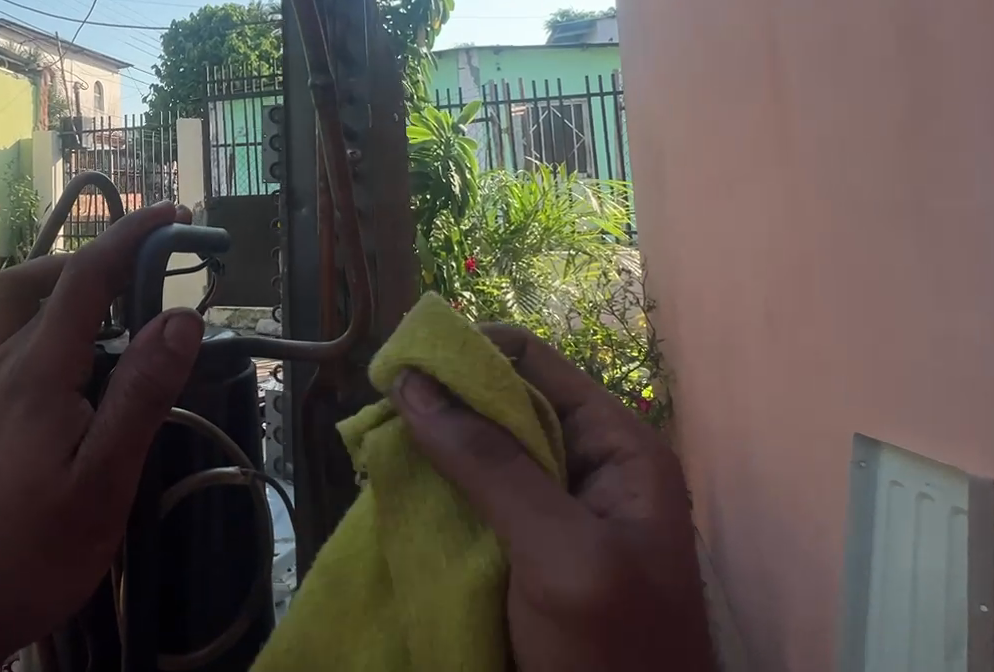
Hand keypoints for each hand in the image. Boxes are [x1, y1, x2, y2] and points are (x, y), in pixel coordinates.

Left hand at [0, 203, 204, 671]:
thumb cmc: (30, 554)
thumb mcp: (103, 483)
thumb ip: (141, 395)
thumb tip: (181, 319)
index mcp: (35, 371)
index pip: (86, 278)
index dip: (131, 238)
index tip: (173, 216)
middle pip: (39, 279)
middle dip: (93, 258)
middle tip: (142, 272)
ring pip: (8, 301)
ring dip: (56, 282)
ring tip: (102, 304)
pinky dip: (28, 313)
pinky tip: (47, 347)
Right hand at [390, 325, 716, 671]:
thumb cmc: (614, 653)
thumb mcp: (560, 552)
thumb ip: (489, 462)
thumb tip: (410, 380)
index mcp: (615, 446)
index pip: (531, 360)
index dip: (464, 351)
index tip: (399, 364)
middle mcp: (583, 461)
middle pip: (499, 395)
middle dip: (440, 396)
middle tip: (382, 407)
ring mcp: (551, 502)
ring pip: (475, 439)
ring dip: (428, 437)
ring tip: (378, 439)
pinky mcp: (519, 538)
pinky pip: (466, 485)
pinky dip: (430, 476)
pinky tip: (395, 478)